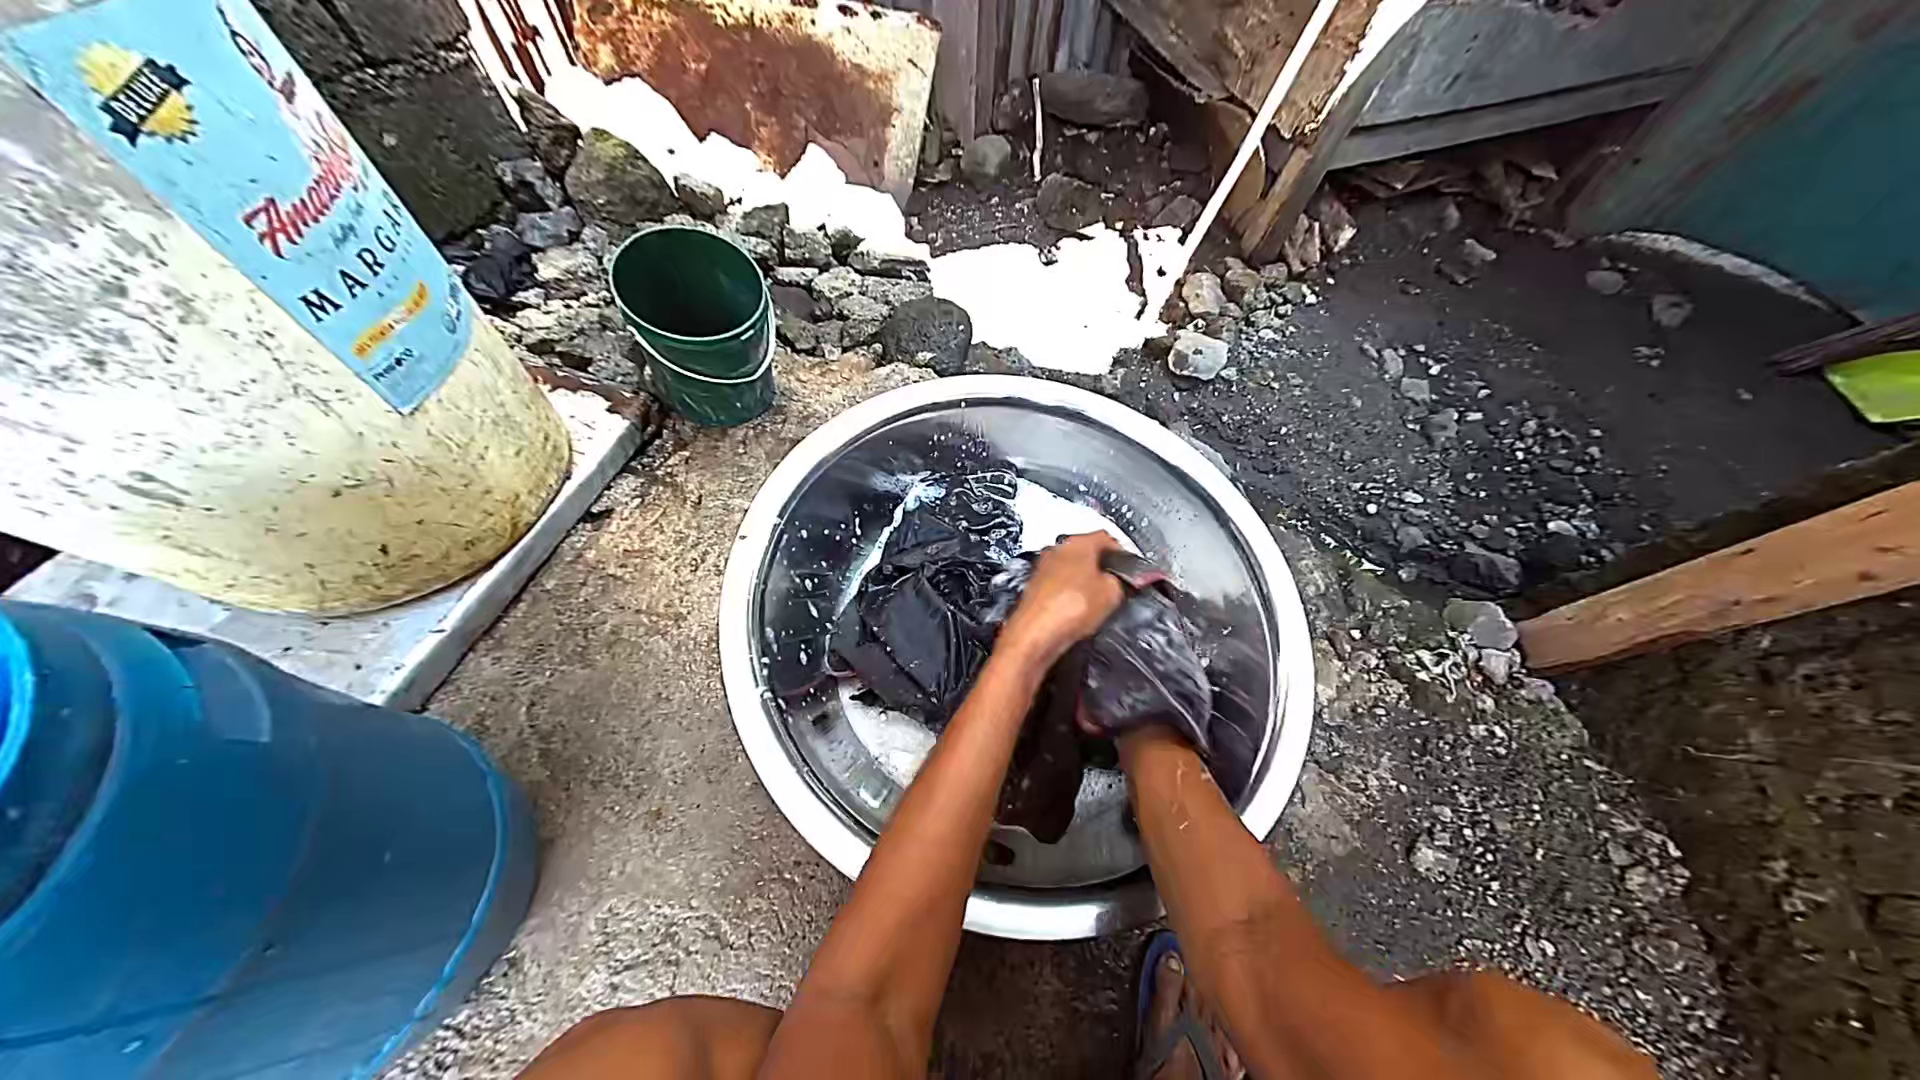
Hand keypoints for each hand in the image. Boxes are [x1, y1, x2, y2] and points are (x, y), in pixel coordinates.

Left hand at [996, 533, 1125, 667]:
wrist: (1035, 634)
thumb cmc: (1067, 609)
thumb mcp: (1112, 594)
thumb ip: (1121, 580)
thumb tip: (1120, 581)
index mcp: (1077, 543)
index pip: (1106, 538)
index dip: (1121, 553)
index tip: (1128, 566)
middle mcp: (1056, 550)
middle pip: (1086, 552)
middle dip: (1101, 568)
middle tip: (1114, 585)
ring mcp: (1042, 569)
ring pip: (1070, 570)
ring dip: (1082, 582)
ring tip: (1094, 603)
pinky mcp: (1033, 588)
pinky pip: (1057, 586)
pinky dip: (1067, 596)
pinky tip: (1074, 612)